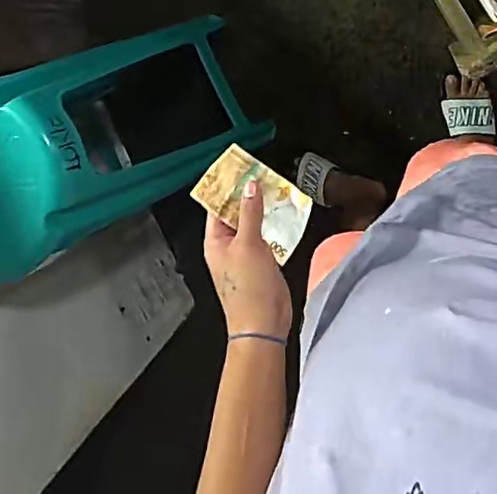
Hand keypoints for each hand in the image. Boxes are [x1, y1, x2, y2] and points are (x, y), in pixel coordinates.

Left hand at [203, 180, 292, 338]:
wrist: (264, 327)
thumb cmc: (249, 293)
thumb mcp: (248, 245)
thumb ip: (250, 213)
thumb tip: (249, 187)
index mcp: (215, 240)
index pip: (217, 205)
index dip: (227, 187)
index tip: (239, 169)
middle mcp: (227, 245)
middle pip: (235, 212)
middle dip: (247, 194)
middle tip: (260, 174)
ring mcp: (244, 253)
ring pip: (251, 222)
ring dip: (261, 208)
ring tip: (273, 189)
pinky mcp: (261, 261)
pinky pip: (265, 235)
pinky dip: (272, 224)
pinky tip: (282, 214)